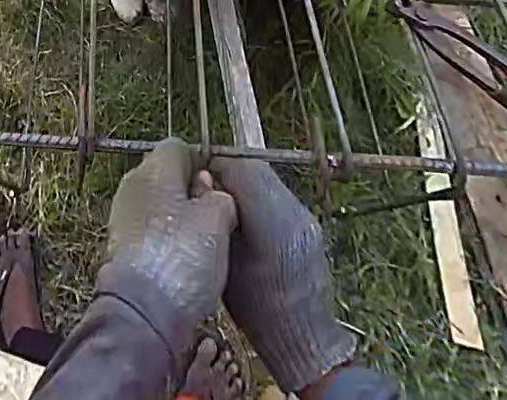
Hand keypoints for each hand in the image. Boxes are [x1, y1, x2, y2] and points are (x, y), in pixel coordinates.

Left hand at [96, 139, 236, 367]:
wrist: (143, 310)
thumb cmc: (183, 257)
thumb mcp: (218, 221)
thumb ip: (218, 195)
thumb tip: (208, 189)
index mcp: (155, 166)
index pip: (179, 147)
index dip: (200, 163)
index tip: (215, 188)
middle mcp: (133, 180)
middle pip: (165, 173)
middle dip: (187, 190)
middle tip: (210, 218)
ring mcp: (122, 209)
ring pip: (156, 201)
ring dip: (174, 215)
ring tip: (196, 245)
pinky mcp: (118, 238)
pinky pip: (146, 225)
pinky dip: (161, 235)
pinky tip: (177, 259)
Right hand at [208, 157, 356, 392]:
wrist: (305, 341)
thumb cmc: (258, 308)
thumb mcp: (227, 263)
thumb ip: (215, 217)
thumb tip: (202, 178)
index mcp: (272, 219)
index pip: (241, 167)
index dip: (215, 165)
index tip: (197, 175)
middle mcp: (293, 210)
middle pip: (256, 168)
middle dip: (229, 170)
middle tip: (207, 186)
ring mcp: (305, 216)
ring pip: (268, 178)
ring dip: (244, 182)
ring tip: (223, 202)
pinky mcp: (308, 224)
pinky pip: (278, 194)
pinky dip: (258, 196)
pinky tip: (245, 216)